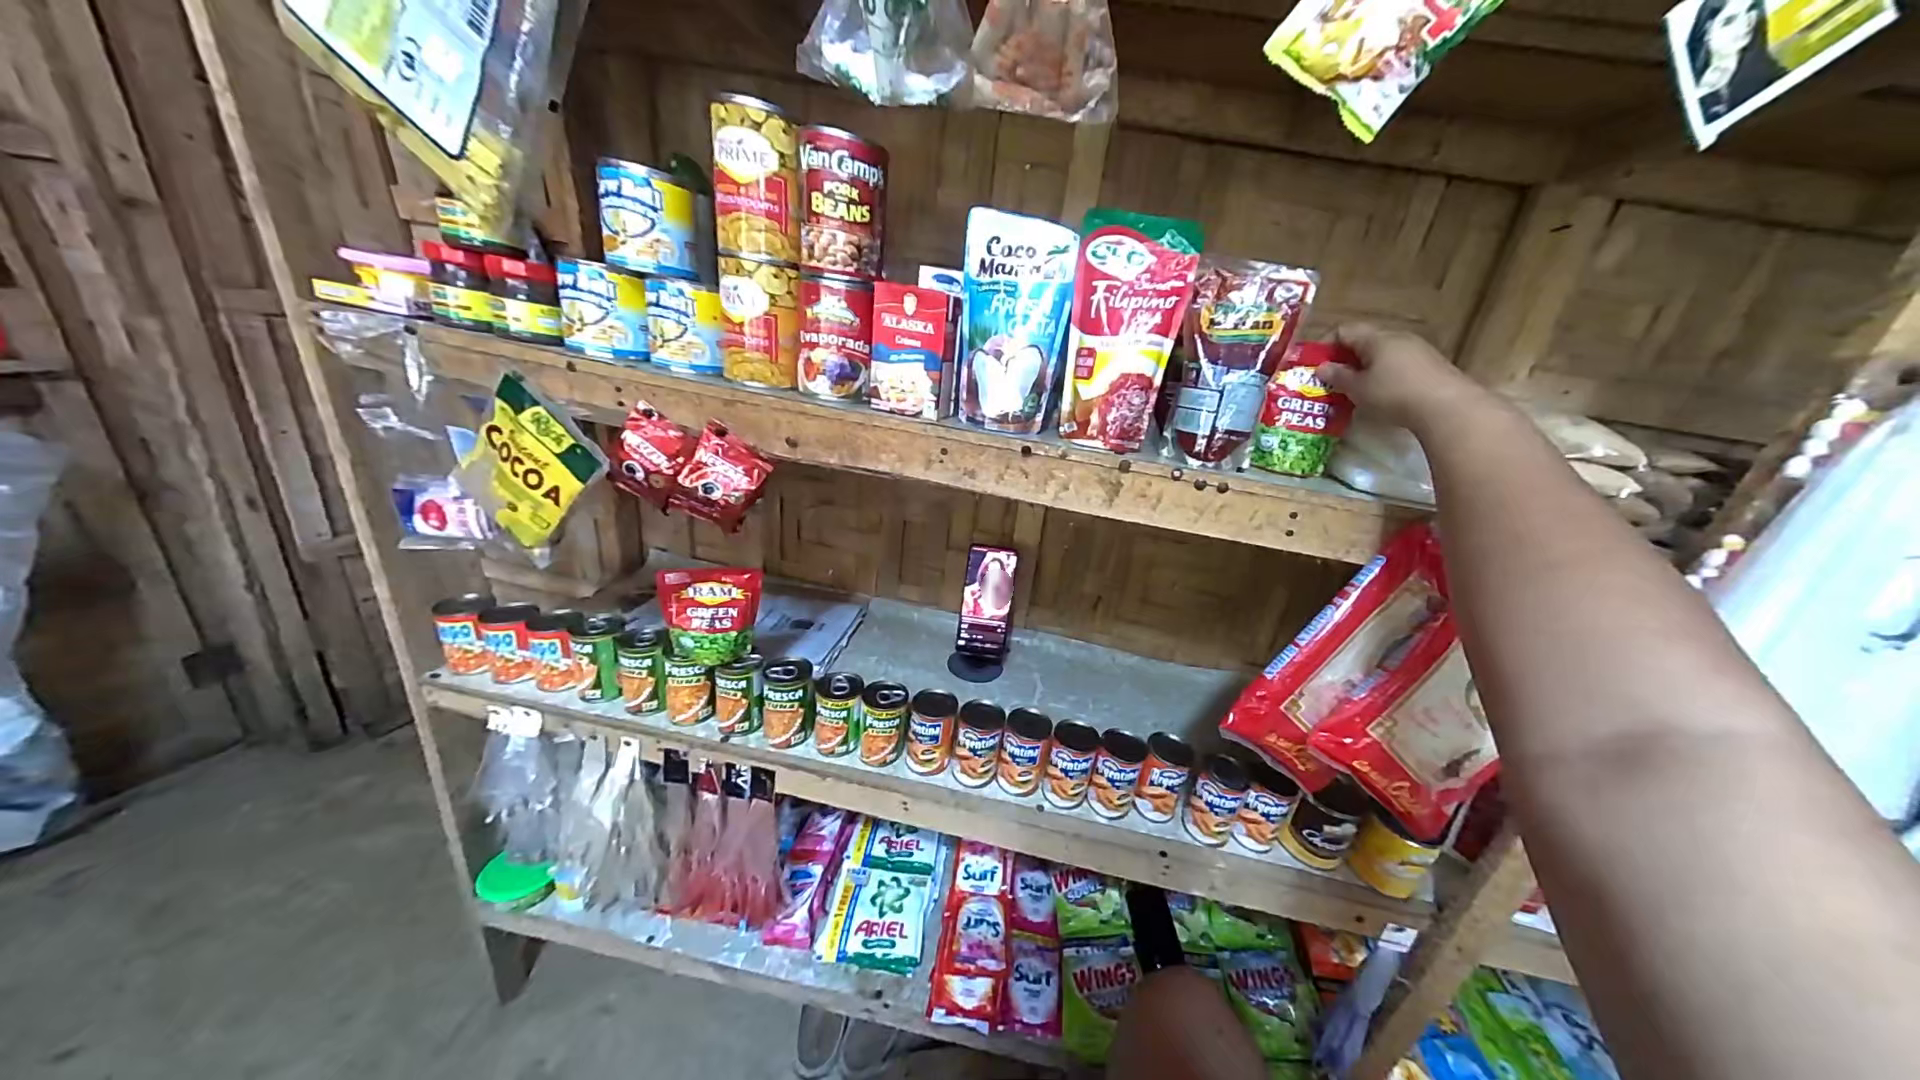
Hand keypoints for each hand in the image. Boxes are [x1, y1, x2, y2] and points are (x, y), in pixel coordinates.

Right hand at [1322, 323, 1485, 432]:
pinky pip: (1397, 364)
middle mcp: (1397, 337)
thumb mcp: (1357, 388)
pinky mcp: (1429, 365)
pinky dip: (1382, 374)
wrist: (1446, 406)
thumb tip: (1322, 368)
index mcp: (1376, 338)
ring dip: (1364, 368)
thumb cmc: (1393, 393)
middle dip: (1344, 358)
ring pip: (1381, 353)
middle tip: (1332, 380)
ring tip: (1354, 390)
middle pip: (1363, 341)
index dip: (1325, 345)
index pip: (1344, 330)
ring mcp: (1417, 350)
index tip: (1315, 365)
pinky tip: (1380, 394)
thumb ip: (1338, 376)